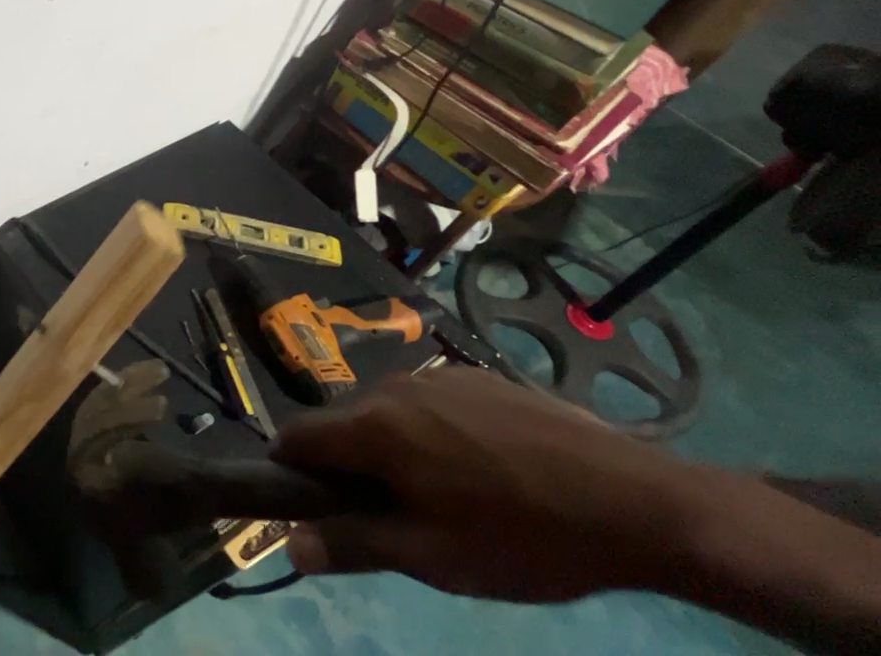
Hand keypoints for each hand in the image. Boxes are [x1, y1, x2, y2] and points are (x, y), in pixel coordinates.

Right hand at [270, 367, 711, 601]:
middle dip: (347, 463)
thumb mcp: (434, 558)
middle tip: (389, 513)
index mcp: (374, 426)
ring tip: (443, 491)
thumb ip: (353, 545)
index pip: (297, 436)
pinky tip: (483, 467)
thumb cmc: (526, 538)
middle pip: (341, 423)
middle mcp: (394, 387)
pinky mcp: (481, 377)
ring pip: (385, 411)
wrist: (644, 506)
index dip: (292, 471)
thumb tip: (290, 546)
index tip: (315, 506)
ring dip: (390, 446)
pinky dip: (430, 430)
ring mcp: (441, 376)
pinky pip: (428, 402)